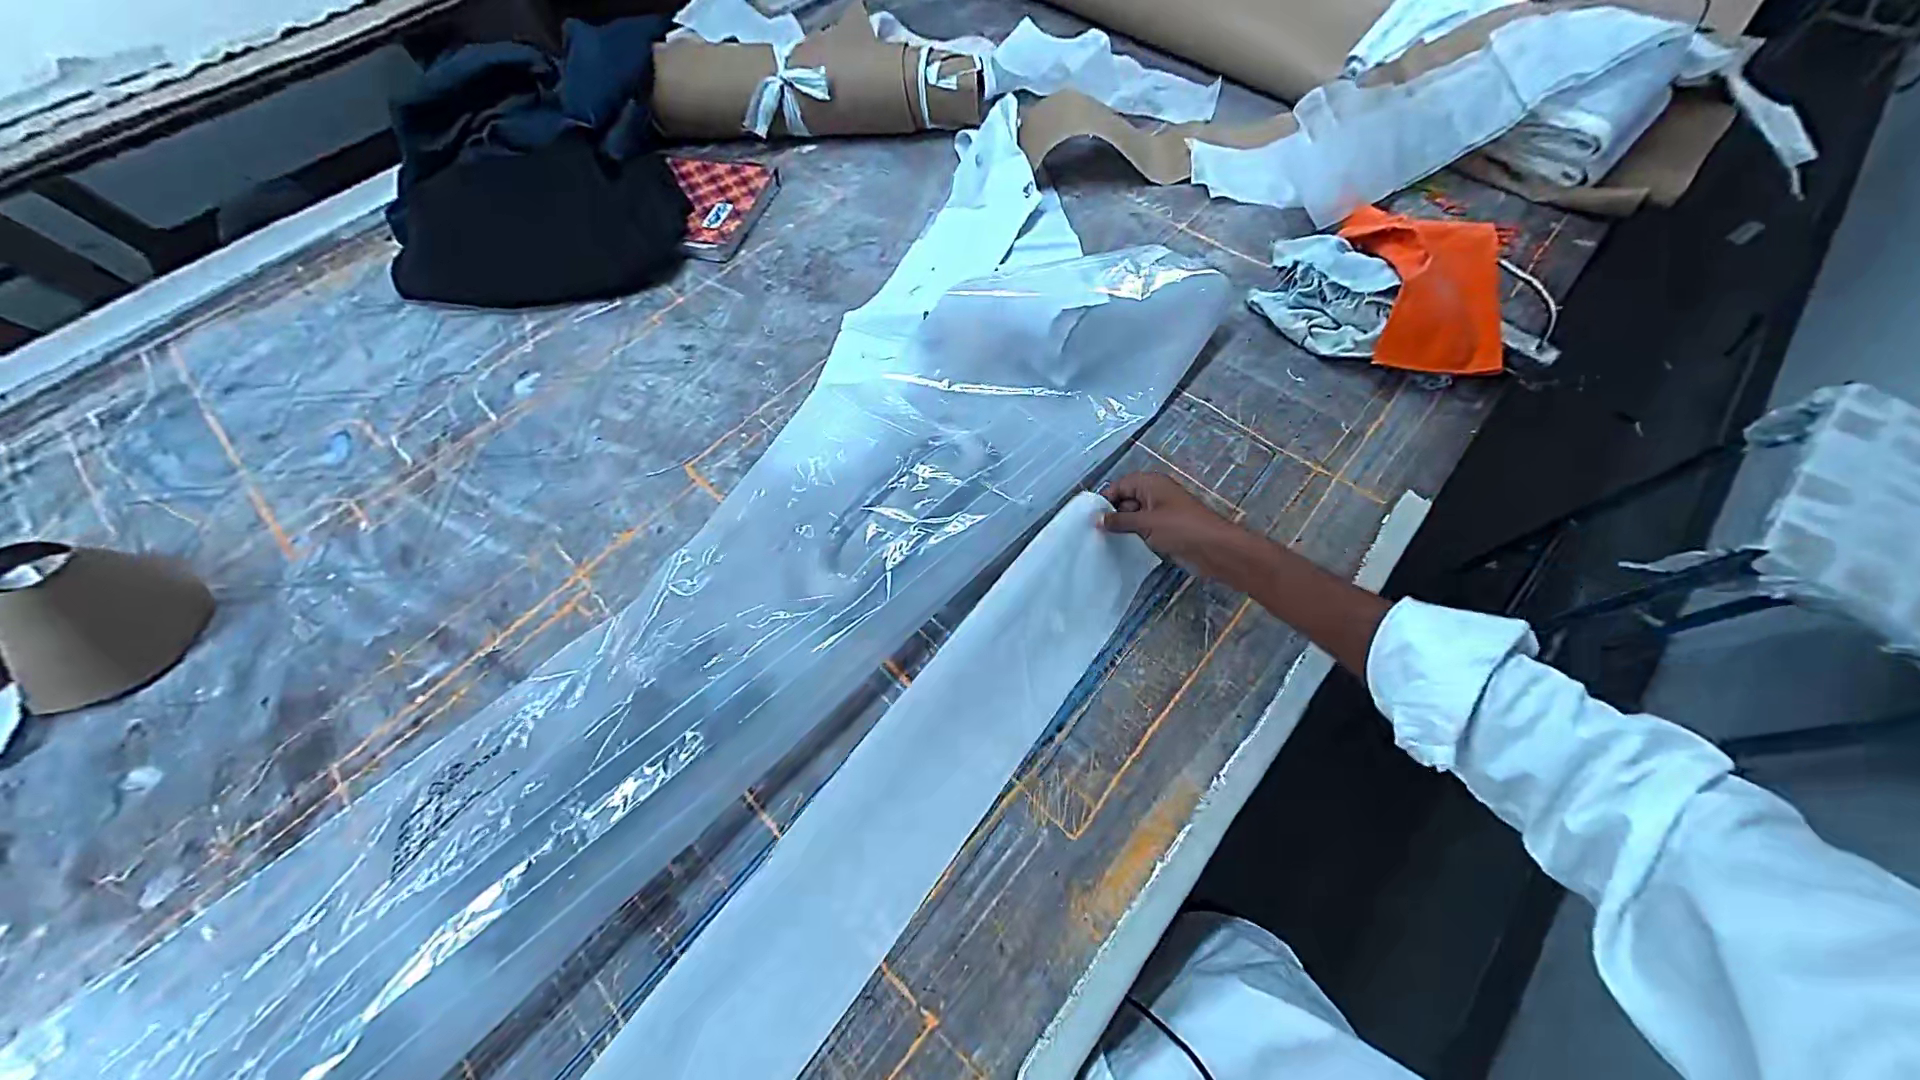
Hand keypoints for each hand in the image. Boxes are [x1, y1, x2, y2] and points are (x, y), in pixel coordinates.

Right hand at [1099, 471, 1258, 584]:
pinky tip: (1122, 547)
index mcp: (1151, 483)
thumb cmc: (1181, 529)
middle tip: (1095, 532)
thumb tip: (1098, 520)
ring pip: (1133, 516)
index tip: (1090, 518)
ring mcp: (1160, 512)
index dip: (1105, 500)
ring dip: (1122, 527)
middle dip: (1112, 514)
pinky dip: (1133, 536)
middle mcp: (1154, 494)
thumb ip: (1119, 521)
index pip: (1119, 485)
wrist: (1215, 550)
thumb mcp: (1146, 523)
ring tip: (1105, 541)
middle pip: (1125, 499)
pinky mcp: (1165, 529)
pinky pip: (1143, 528)